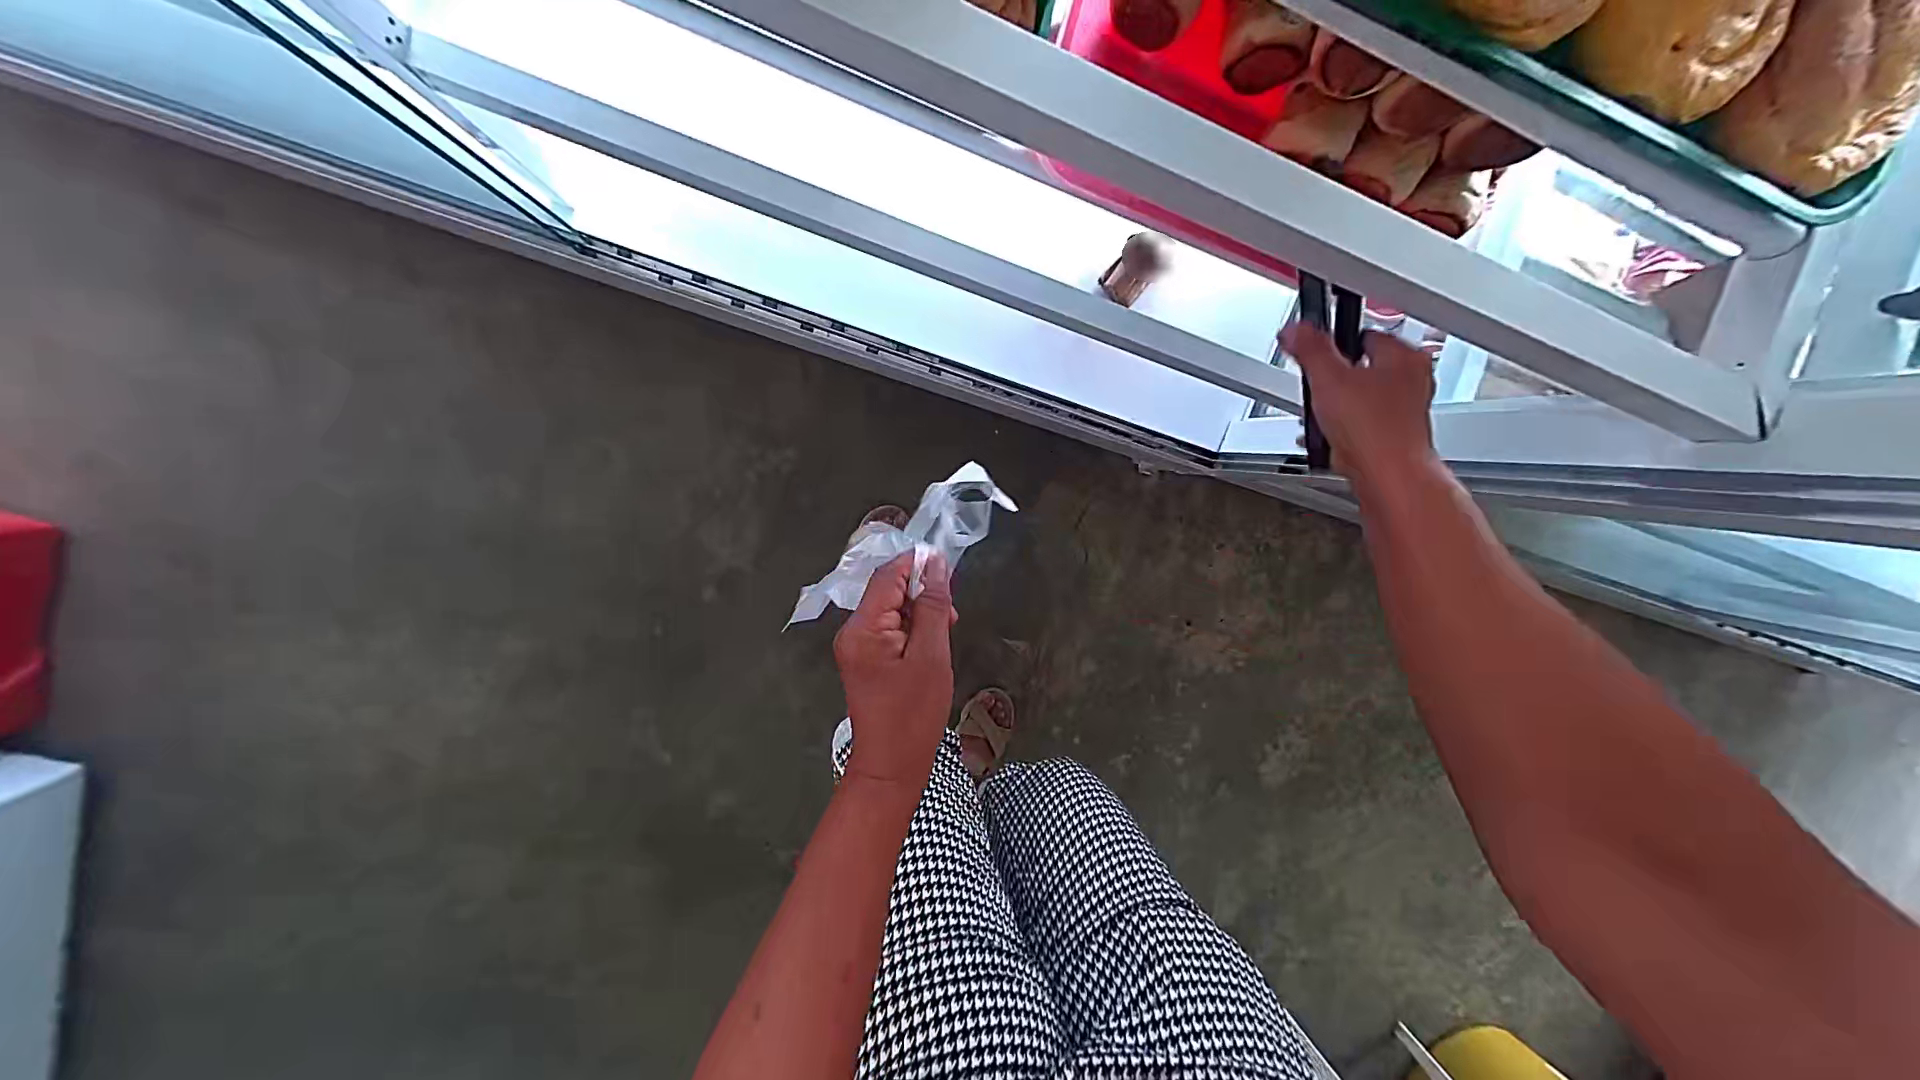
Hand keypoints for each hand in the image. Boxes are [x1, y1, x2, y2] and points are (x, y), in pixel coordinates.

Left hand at [833, 552, 956, 786]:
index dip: (918, 564)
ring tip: (944, 630)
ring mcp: (856, 646)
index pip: (888, 575)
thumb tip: (936, 565)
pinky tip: (930, 644)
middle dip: (921, 592)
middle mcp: (852, 632)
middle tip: (950, 614)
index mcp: (863, 628)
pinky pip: (889, 629)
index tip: (949, 568)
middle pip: (888, 590)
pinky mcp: (865, 659)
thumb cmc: (913, 715)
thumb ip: (933, 606)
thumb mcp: (931, 656)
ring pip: (891, 609)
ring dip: (920, 612)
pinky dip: (912, 629)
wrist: (891, 766)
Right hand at [1283, 322, 1439, 487]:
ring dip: (1335, 406)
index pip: (1365, 334)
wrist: (1388, 473)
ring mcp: (1404, 409)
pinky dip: (1341, 428)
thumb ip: (1310, 350)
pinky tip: (1328, 436)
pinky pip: (1359, 423)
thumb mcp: (1328, 378)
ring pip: (1358, 397)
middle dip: (1332, 379)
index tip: (1316, 351)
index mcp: (1404, 357)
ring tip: (1321, 416)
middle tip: (1317, 387)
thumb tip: (1296, 330)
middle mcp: (1411, 380)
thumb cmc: (1374, 429)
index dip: (1335, 343)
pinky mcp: (1392, 434)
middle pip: (1360, 368)